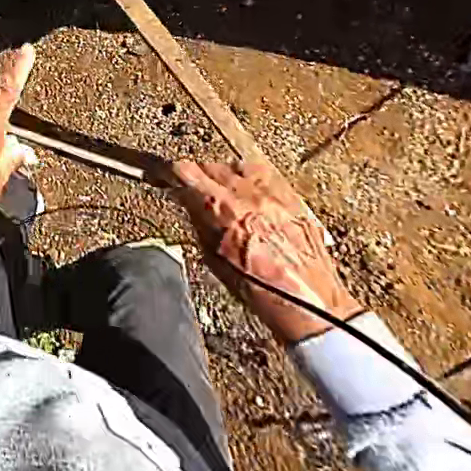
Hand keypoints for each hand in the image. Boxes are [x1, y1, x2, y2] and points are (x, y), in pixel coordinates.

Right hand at [170, 158, 361, 342]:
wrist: (311, 305)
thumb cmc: (260, 290)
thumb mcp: (212, 258)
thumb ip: (198, 221)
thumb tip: (186, 200)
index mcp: (220, 208)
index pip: (183, 171)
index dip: (166, 171)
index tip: (159, 174)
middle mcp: (245, 192)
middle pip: (207, 165)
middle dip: (195, 177)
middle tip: (191, 192)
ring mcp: (270, 191)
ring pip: (233, 165)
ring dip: (222, 176)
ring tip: (222, 195)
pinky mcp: (290, 195)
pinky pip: (261, 173)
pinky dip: (248, 180)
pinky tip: (248, 195)